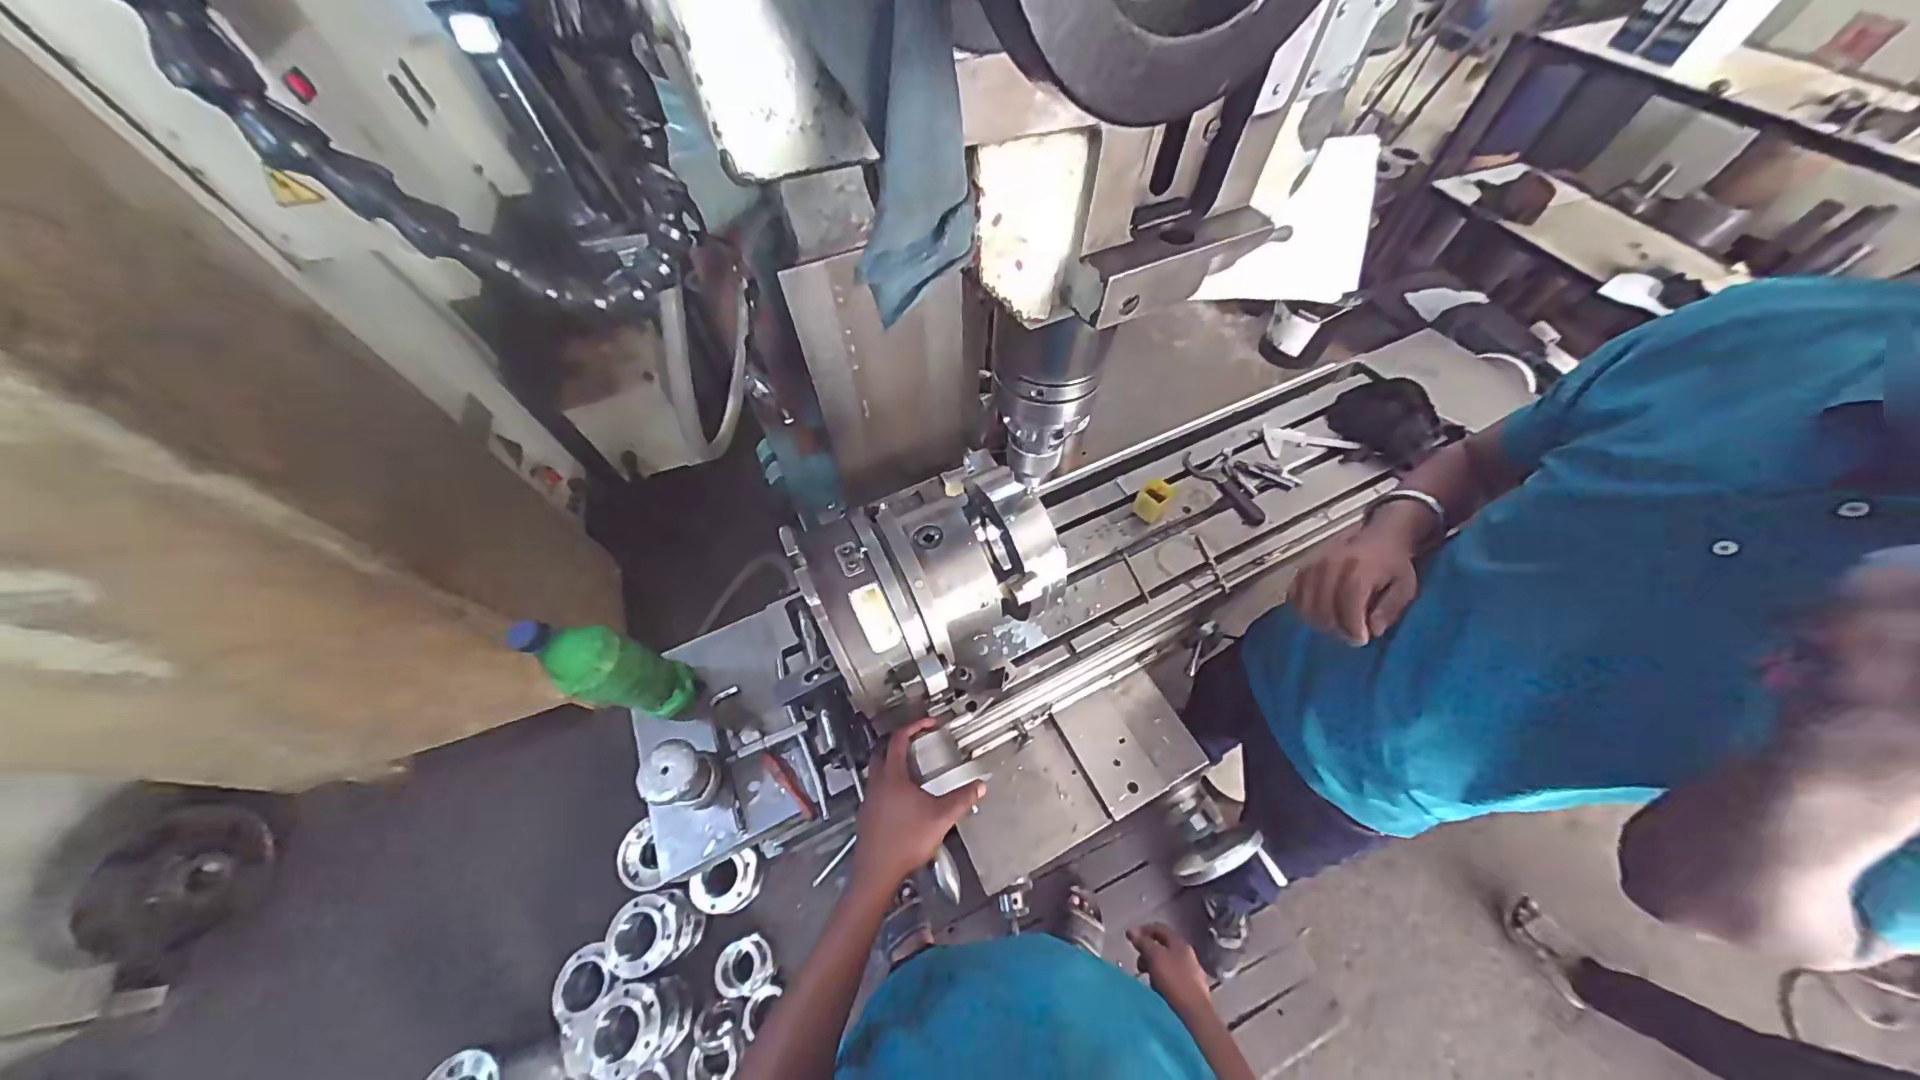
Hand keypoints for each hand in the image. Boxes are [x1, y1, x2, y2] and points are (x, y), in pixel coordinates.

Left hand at [850, 719, 985, 892]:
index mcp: (893, 777)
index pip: (899, 740)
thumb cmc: (904, 843)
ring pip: (877, 770)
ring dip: (892, 762)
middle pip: (882, 750)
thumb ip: (962, 799)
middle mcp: (877, 784)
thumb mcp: (941, 818)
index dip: (914, 727)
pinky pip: (876, 789)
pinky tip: (903, 798)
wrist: (877, 872)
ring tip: (912, 768)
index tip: (927, 723)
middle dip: (899, 740)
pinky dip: (888, 784)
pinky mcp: (867, 815)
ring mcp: (869, 799)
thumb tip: (978, 786)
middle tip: (916, 739)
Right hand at [1128, 923, 1211, 1013]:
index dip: (1143, 930)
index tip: (1130, 939)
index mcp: (1179, 942)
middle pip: (1162, 945)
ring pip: (1166, 961)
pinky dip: (1162, 977)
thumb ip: (1143, 942)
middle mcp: (1186, 953)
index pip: (1159, 927)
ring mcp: (1190, 970)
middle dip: (1147, 951)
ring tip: (1148, 978)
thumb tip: (1132, 930)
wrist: (1196, 1013)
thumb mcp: (1154, 957)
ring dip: (1154, 966)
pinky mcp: (1191, 986)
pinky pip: (1172, 975)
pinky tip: (1159, 987)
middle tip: (1139, 963)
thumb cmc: (1174, 980)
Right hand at [1287, 530, 1418, 645]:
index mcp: (1361, 568)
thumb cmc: (1393, 565)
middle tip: (1348, 636)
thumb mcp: (1404, 588)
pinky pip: (1295, 593)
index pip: (1349, 602)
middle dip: (1336, 627)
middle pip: (1324, 604)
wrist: (1377, 536)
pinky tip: (1317, 615)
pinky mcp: (1304, 567)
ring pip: (1306, 601)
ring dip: (1318, 621)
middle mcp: (1333, 564)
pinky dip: (1303, 608)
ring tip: (1335, 627)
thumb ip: (1389, 610)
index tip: (1360, 641)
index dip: (1351, 625)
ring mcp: (1314, 565)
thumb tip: (1372, 631)